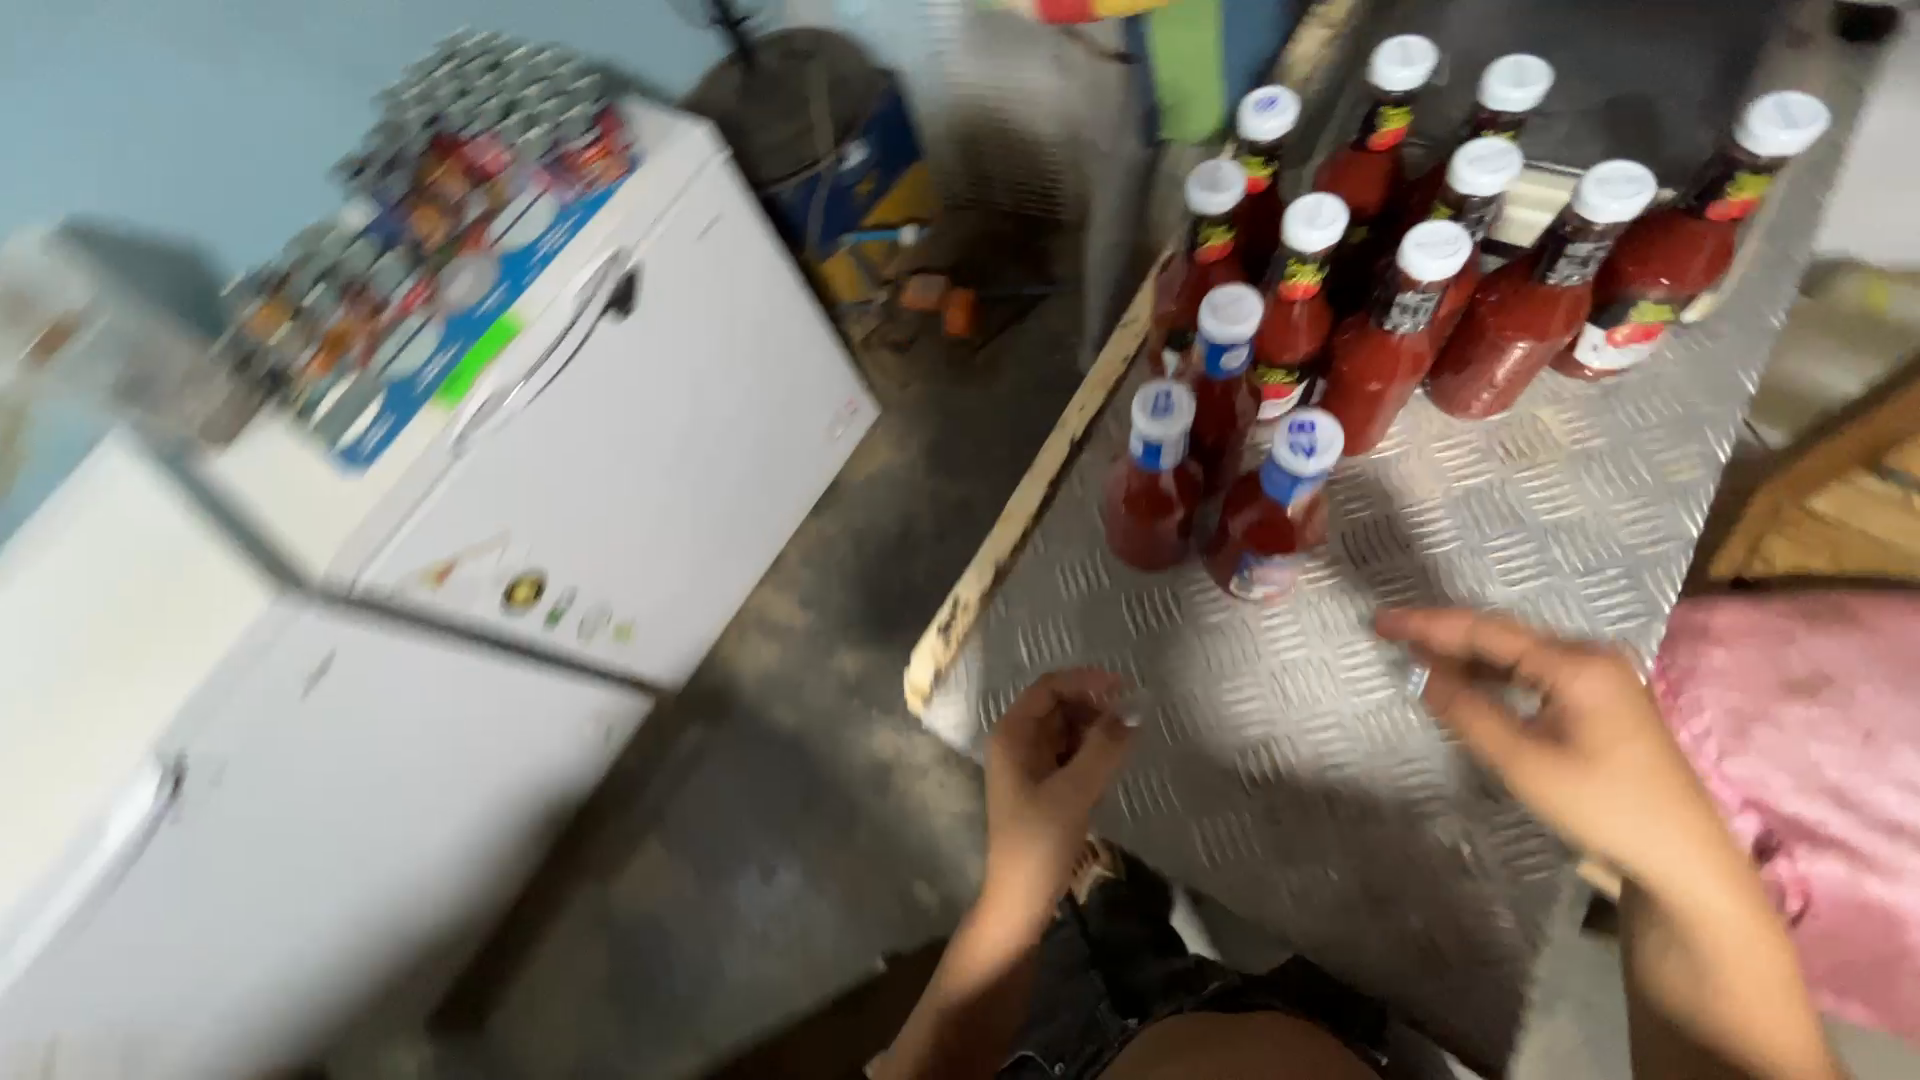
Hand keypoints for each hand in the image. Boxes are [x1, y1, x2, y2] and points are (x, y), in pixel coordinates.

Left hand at [982, 669, 1135, 920]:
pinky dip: (1090, 749)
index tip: (1124, 688)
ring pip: (1065, 728)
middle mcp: (1015, 741)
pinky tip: (1111, 760)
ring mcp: (1027, 762)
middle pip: (1057, 704)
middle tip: (1132, 716)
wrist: (1020, 898)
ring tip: (1125, 739)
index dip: (1085, 681)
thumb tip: (1133, 710)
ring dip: (1093, 727)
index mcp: (1011, 734)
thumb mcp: (1076, 791)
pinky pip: (1068, 752)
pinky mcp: (1041, 783)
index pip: (1048, 688)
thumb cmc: (1040, 841)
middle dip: (1092, 704)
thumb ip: (1104, 747)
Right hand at [1374, 608, 1737, 889]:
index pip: (1484, 631)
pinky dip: (1491, 671)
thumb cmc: (1603, 807)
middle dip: (1442, 632)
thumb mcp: (1522, 760)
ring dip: (1464, 652)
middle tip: (1390, 633)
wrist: (1683, 858)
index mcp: (1576, 664)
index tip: (1380, 622)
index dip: (1427, 624)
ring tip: (1414, 653)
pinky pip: (1531, 670)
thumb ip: (1467, 709)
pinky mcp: (1599, 697)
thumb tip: (1422, 674)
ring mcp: (1599, 676)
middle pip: (1500, 634)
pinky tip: (1463, 677)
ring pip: (1514, 651)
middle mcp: (1590, 657)